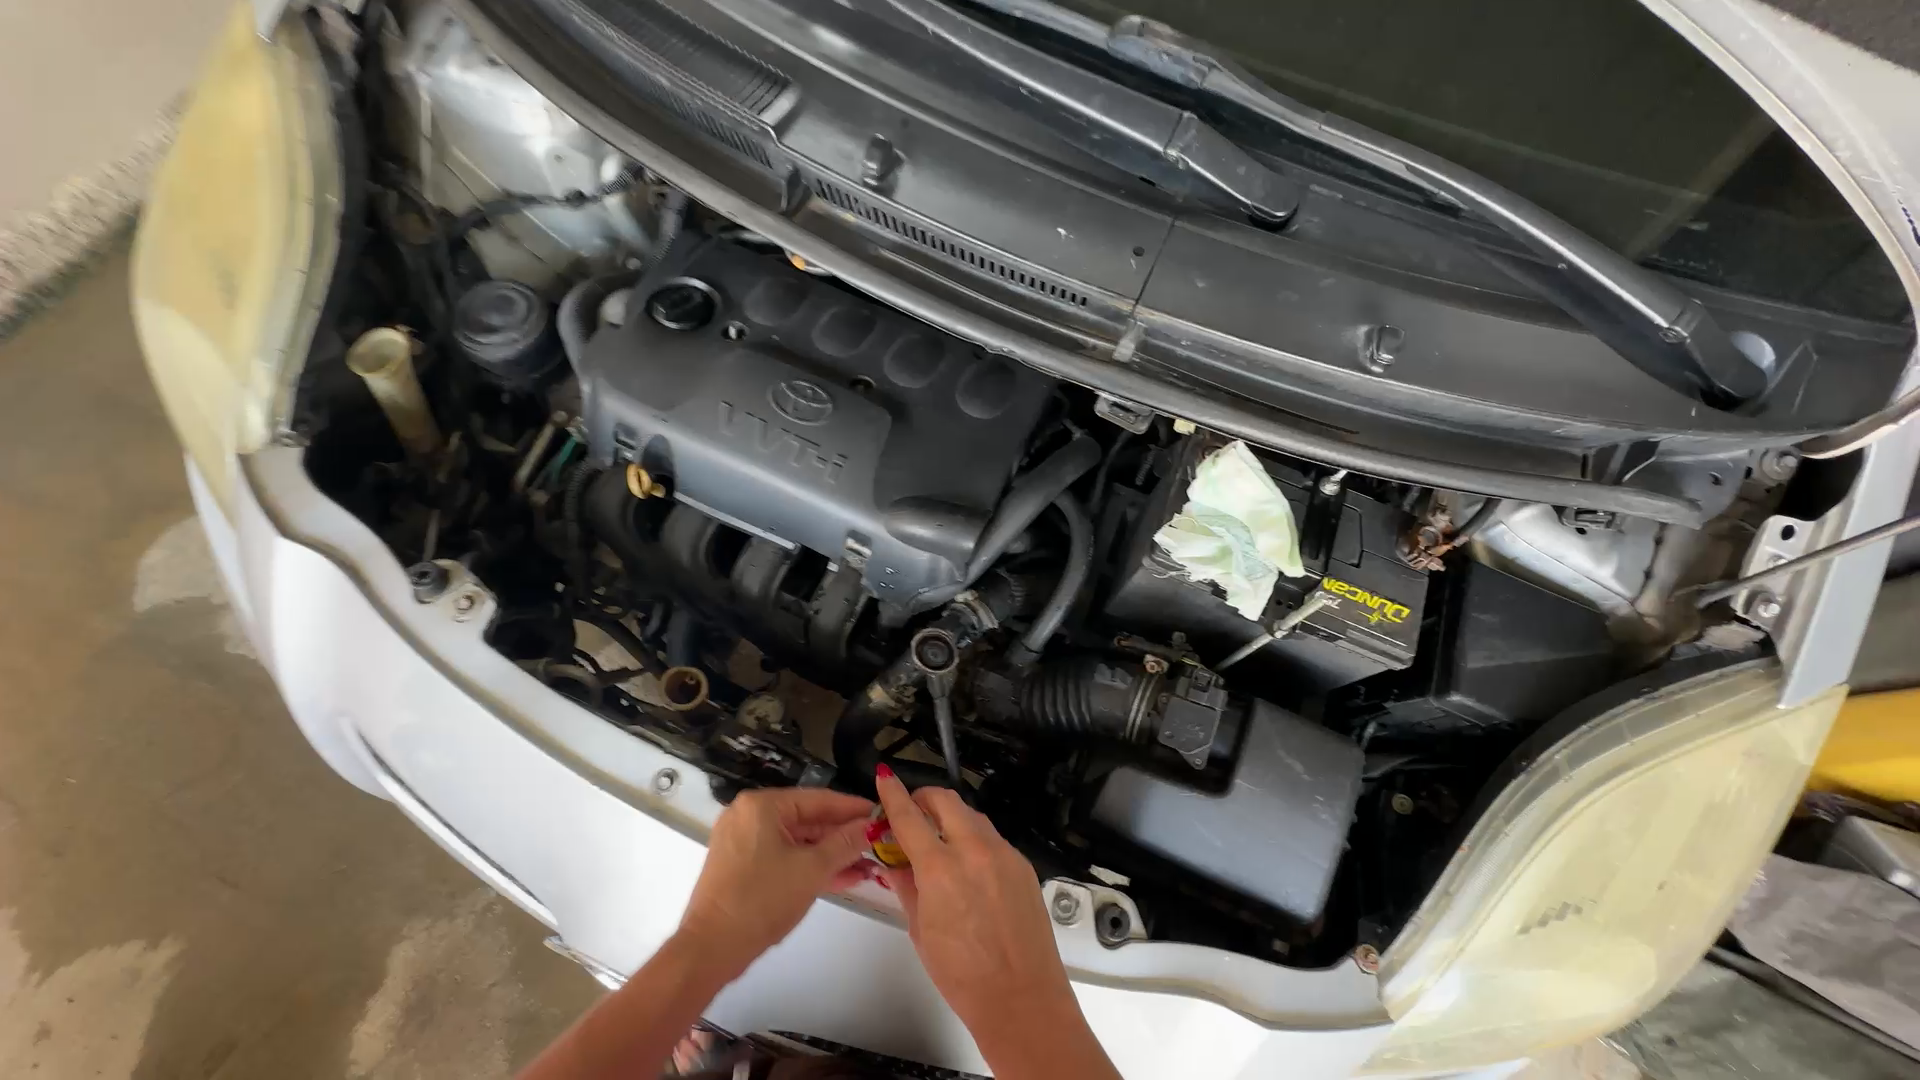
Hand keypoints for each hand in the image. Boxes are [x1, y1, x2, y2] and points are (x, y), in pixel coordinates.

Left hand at [678, 787, 875, 975]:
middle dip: (844, 836)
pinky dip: (809, 866)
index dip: (854, 808)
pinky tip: (842, 877)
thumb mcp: (812, 869)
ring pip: (797, 841)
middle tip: (878, 843)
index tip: (882, 813)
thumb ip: (846, 843)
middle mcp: (750, 815)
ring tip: (868, 865)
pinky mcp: (742, 866)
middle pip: (808, 820)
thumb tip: (872, 825)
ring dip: (830, 854)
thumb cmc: (762, 900)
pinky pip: (784, 857)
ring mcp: (743, 841)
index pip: (819, 799)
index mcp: (762, 805)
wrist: (711, 949)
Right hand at [875, 768, 1115, 1078]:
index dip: (893, 794)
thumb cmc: (964, 976)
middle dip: (925, 798)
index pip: (910, 816)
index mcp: (941, 868)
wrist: (1021, 998)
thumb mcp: (921, 931)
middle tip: (913, 810)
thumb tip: (894, 862)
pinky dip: (975, 839)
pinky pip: (994, 838)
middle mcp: (975, 851)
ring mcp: (1004, 855)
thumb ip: (907, 887)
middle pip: (946, 801)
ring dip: (952, 817)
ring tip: (939, 839)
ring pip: (973, 816)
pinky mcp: (1023, 865)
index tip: (884, 777)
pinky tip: (969, 864)